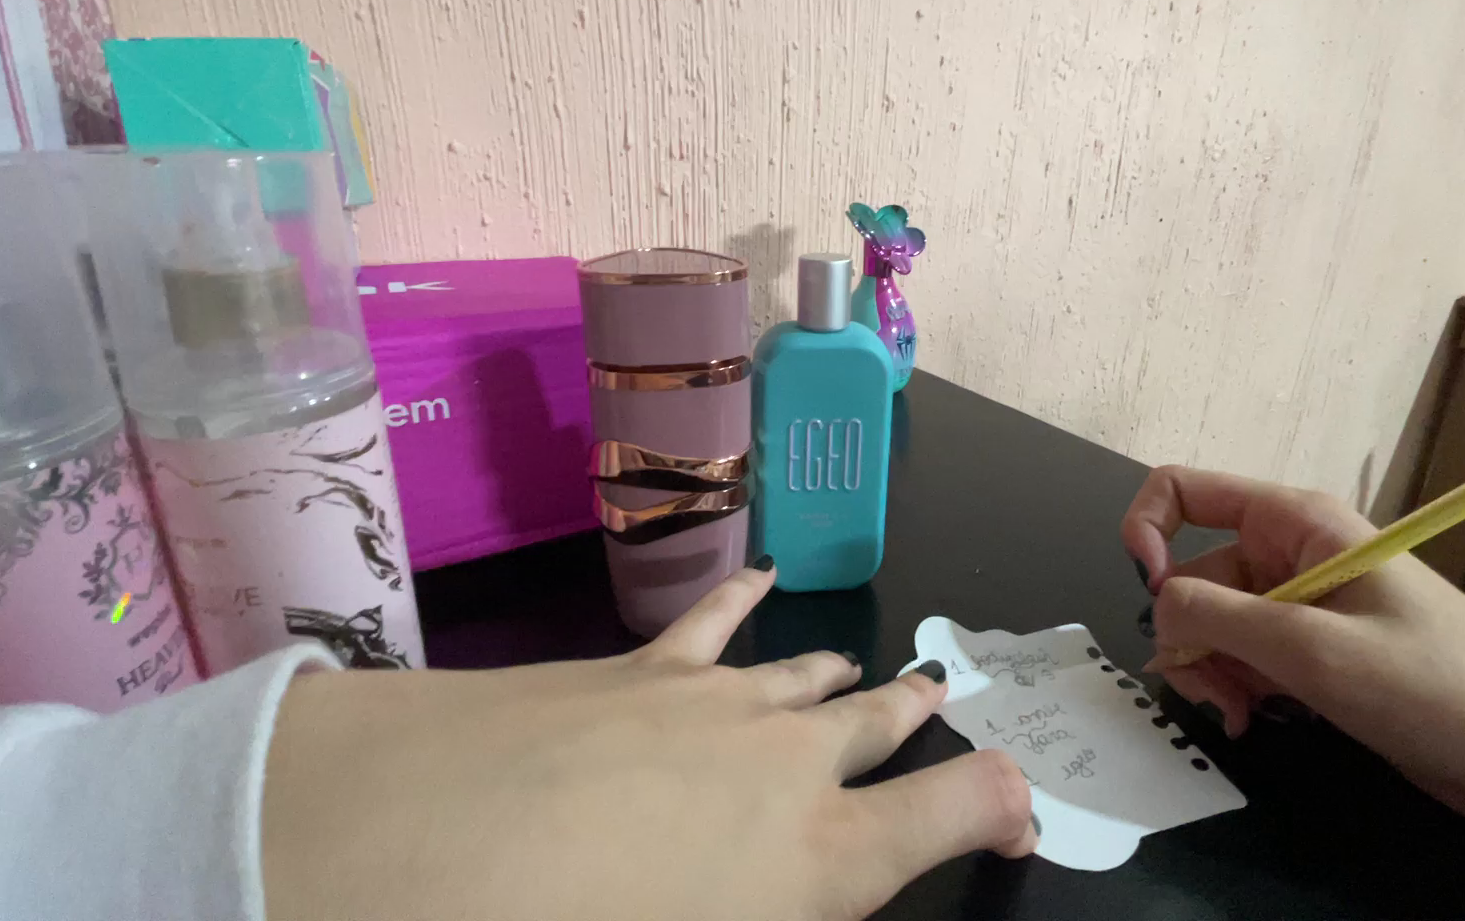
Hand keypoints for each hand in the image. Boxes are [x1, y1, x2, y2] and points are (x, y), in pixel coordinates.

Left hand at [261, 563, 1036, 920]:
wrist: (447, 846)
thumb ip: (771, 910)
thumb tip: (779, 891)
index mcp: (818, 862)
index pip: (950, 814)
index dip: (998, 803)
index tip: (1018, 805)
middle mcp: (788, 766)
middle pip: (876, 723)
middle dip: (912, 713)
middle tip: (935, 693)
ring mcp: (721, 701)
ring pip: (806, 675)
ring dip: (839, 674)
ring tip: (859, 666)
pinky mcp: (652, 666)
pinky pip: (715, 620)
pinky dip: (745, 598)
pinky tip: (763, 577)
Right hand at [1121, 465, 1464, 823]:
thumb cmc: (1441, 689)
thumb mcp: (1313, 649)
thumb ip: (1216, 617)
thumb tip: (1157, 609)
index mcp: (1291, 521)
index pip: (1181, 489)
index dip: (1147, 528)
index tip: (1152, 590)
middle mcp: (1285, 550)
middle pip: (1190, 572)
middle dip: (1187, 632)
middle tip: (1209, 693)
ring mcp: (1296, 600)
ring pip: (1209, 619)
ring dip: (1208, 666)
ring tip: (1237, 715)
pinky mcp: (1307, 645)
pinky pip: (1238, 651)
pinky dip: (1232, 683)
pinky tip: (1252, 718)